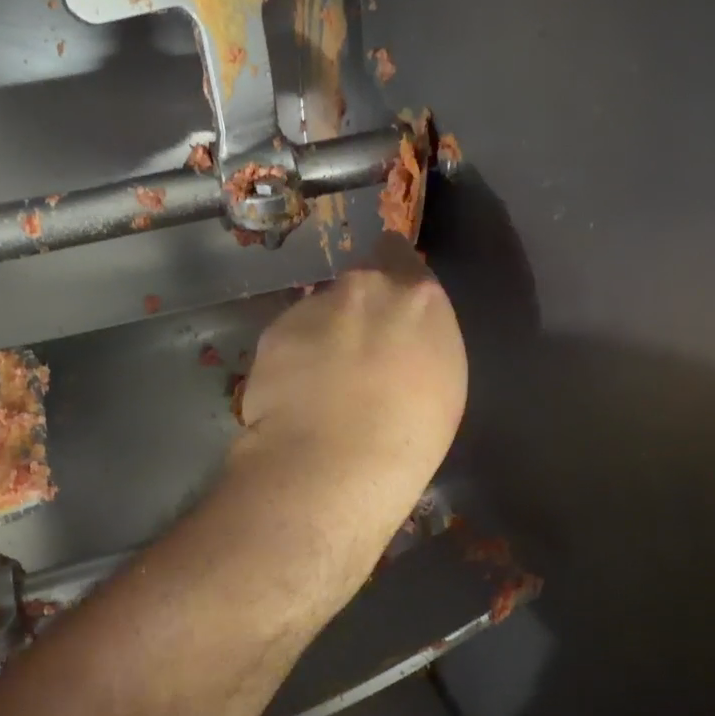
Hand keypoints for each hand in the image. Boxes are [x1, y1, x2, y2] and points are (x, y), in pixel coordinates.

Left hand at [231, 233, 466, 562]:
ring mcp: (314, 307)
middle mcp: (364, 288)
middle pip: (357, 285)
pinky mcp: (273, 332)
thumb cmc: (410, 435)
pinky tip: (293, 399)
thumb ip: (416, 339)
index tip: (386, 301)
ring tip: (319, 390)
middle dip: (355, 312)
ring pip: (316, 314)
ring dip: (319, 338)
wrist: (335, 460)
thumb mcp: (441, 379)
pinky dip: (289, 362)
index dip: (389, 274)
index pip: (398, 255)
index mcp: (417, 296)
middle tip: (354, 359)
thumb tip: (395, 338)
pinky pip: (285, 340)